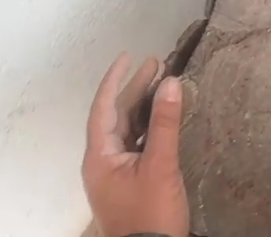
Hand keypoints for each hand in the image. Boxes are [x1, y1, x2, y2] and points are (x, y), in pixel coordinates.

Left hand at [83, 54, 188, 236]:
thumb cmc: (151, 214)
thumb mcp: (160, 166)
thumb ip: (164, 123)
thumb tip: (170, 81)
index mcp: (99, 157)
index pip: (103, 107)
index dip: (115, 78)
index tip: (128, 55)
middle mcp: (101, 162)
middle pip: (115, 115)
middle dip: (134, 88)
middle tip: (155, 63)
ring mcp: (114, 174)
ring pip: (126, 129)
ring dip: (142, 105)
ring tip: (161, 82)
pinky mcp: (128, 184)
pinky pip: (134, 144)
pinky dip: (147, 126)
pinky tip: (162, 116)